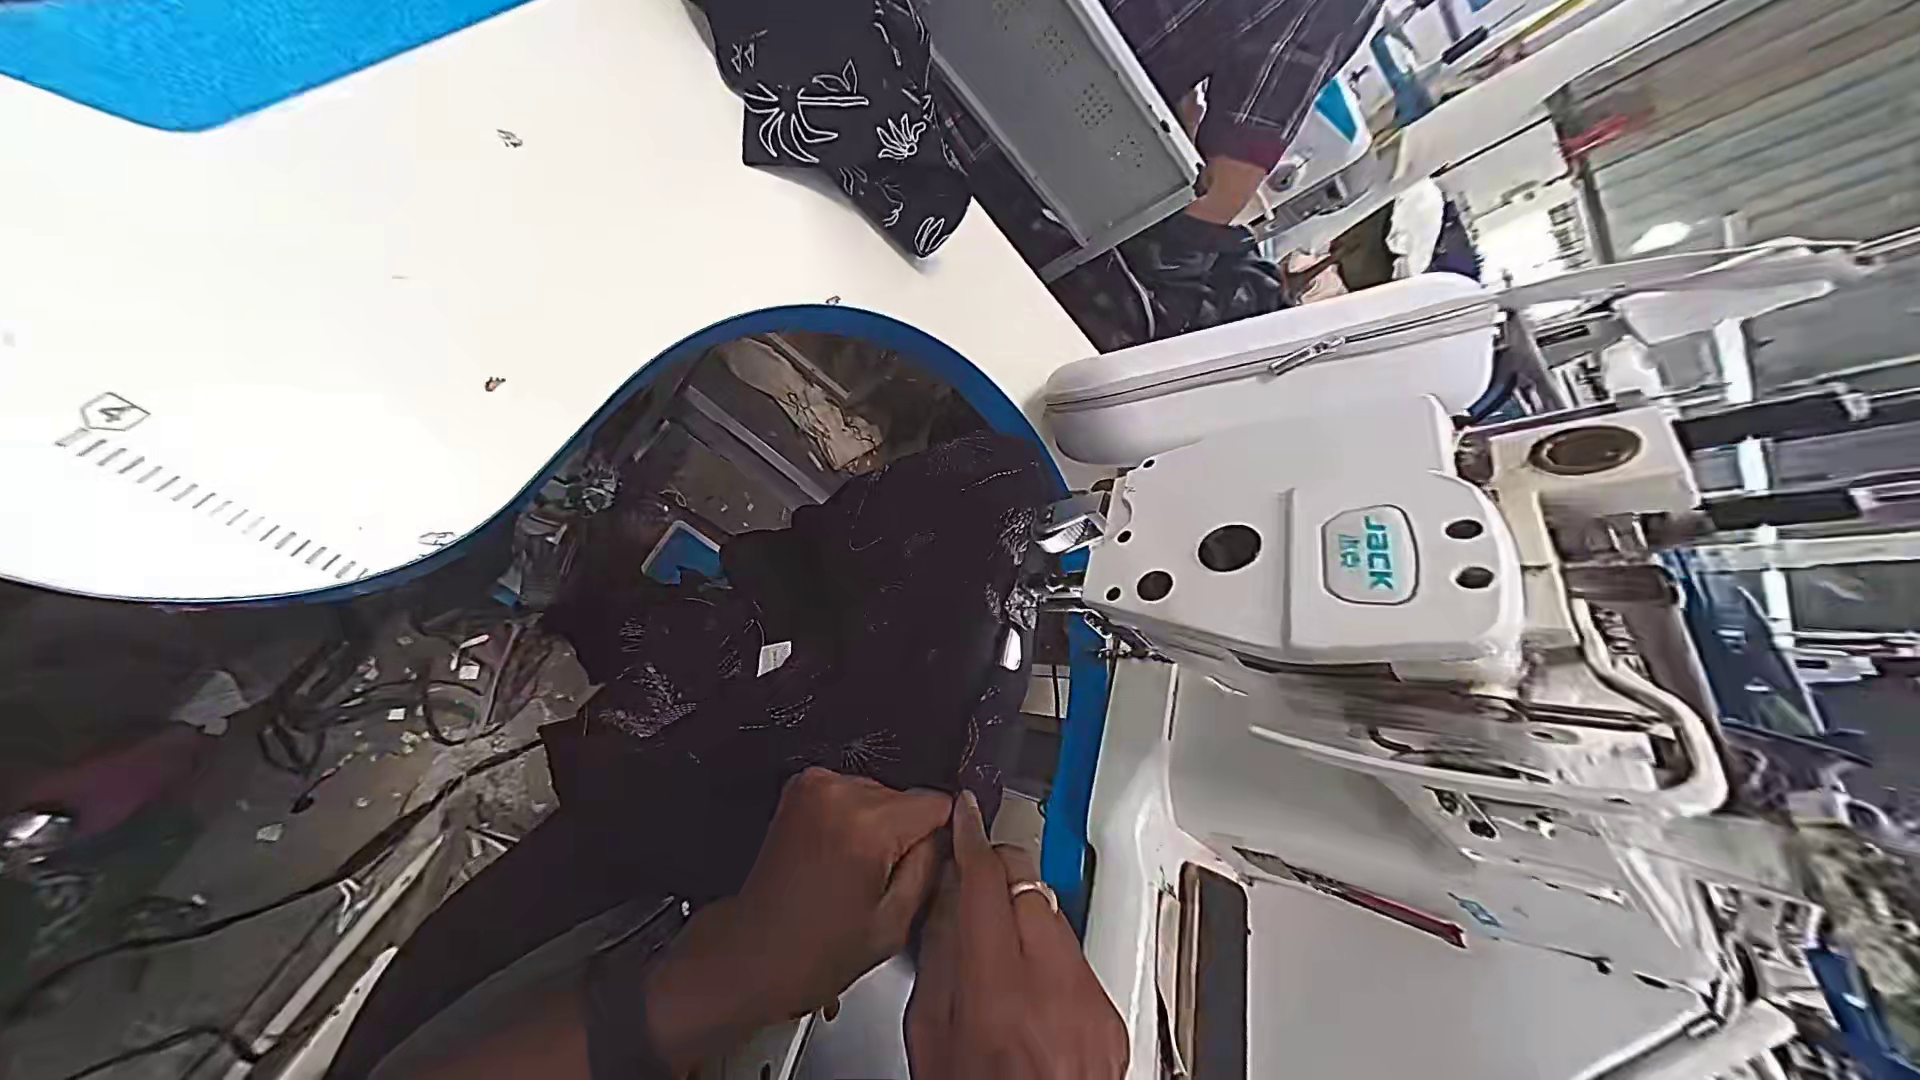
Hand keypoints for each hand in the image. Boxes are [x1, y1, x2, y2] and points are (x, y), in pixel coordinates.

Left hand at [642, 768, 949, 1070]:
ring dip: (877, 823)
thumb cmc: (810, 951)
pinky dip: (853, 816)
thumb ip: (930, 867)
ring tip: (852, 869)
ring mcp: (817, 784)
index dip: (938, 834)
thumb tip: (947, 832)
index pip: (937, 802)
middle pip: (906, 798)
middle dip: (904, 832)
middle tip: (880, 876)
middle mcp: (840, 792)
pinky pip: (854, 791)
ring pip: (881, 793)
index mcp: (867, 825)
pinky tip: (837, 852)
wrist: (751, 950)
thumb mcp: (893, 924)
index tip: (927, 859)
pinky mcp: (803, 784)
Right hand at [906, 792, 1128, 1079]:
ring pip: (1052, 906)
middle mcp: (1052, 994)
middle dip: (998, 866)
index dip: (972, 836)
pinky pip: (1073, 946)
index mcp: (997, 999)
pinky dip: (1048, 943)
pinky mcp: (1110, 1014)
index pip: (985, 883)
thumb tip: (952, 889)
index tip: (967, 813)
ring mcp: (1089, 1004)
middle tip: (977, 877)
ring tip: (999, 940)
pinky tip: (1028, 977)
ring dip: (1023, 905)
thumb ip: (940, 953)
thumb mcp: (931, 1037)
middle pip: (1027, 880)